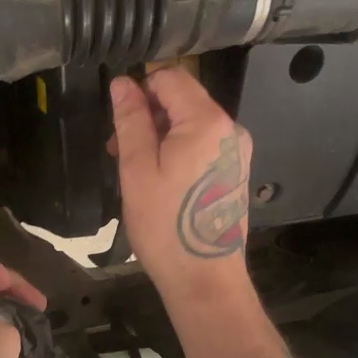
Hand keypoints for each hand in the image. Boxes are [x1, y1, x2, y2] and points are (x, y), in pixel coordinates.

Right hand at [109, 59, 254, 301]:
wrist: (204, 279)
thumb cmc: (165, 225)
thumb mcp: (137, 169)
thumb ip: (131, 120)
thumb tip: (122, 83)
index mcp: (208, 122)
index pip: (171, 78)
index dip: (140, 90)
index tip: (120, 122)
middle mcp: (230, 130)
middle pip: (184, 100)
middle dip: (149, 116)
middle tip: (120, 151)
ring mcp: (237, 153)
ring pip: (192, 125)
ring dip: (161, 136)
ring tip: (137, 171)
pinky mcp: (235, 173)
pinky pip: (203, 147)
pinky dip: (178, 153)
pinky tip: (161, 183)